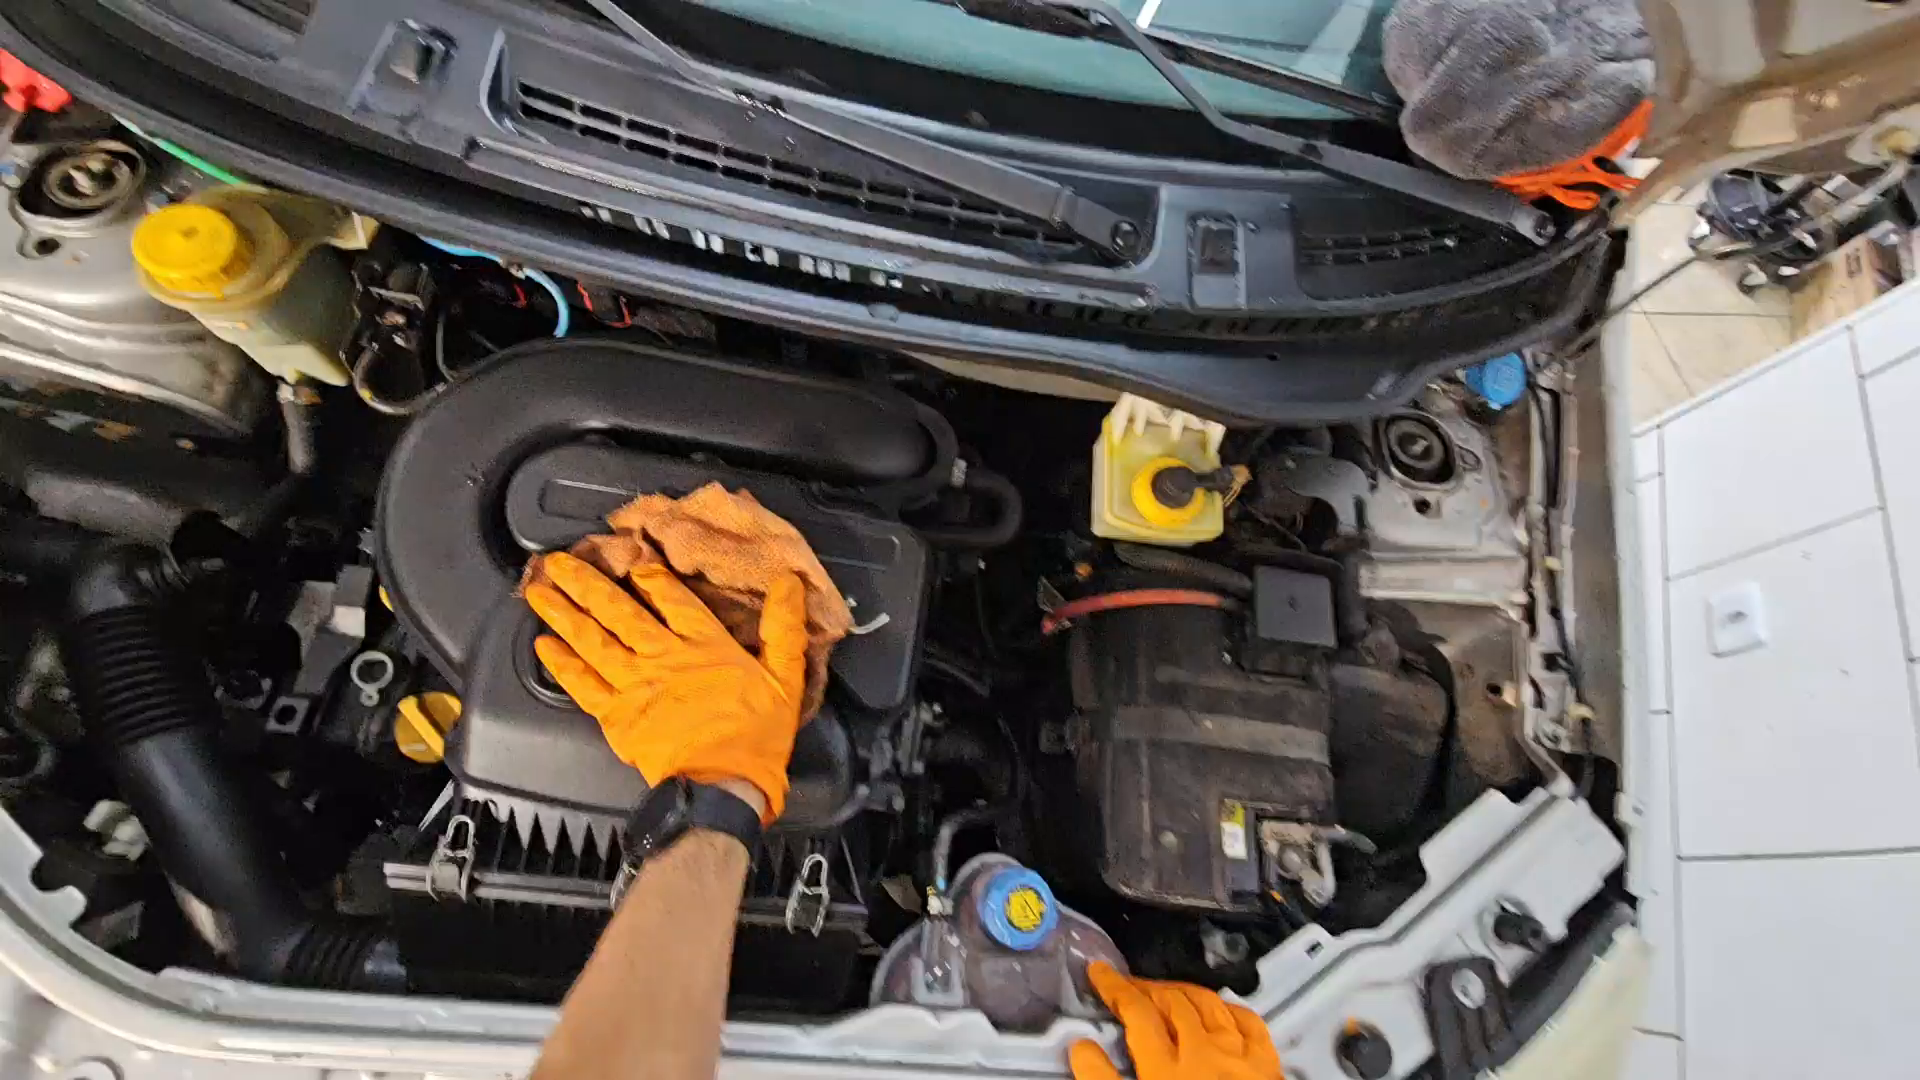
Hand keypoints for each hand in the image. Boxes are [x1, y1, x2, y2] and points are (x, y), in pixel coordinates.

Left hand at [525, 552, 806, 822]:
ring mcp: (634, 685)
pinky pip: (581, 684)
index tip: (633, 557)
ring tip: (539, 591)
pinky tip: (544, 646)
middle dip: (588, 583)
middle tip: (558, 562)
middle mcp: (663, 656)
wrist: (722, 787)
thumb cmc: (757, 733)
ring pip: (592, 640)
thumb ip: (785, 627)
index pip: (672, 597)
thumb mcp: (786, 676)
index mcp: (704, 643)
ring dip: (563, 613)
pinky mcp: (615, 715)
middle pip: (619, 611)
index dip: (650, 574)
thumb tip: (789, 582)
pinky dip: (561, 664)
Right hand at [1071, 963, 1283, 1079]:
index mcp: (1166, 1071)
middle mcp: (1203, 1053)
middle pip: (1171, 1002)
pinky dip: (1231, 1009)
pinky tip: (1221, 1009)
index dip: (1115, 988)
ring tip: (1165, 991)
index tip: (1098, 971)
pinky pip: (1250, 1024)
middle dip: (1145, 988)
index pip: (1136, 1013)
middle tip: (1127, 985)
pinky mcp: (1269, 1069)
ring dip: (1182, 992)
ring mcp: (1239, 1058)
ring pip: (1208, 1004)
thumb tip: (1081, 1047)